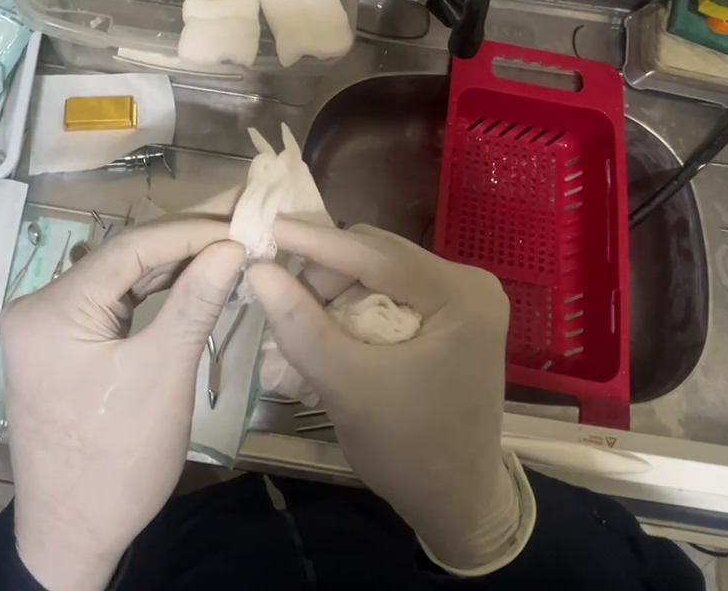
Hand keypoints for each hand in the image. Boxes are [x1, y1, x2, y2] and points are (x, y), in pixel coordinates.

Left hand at [0, 216, 245, 590]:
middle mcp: (39, 306)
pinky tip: (196, 271)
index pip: (130, 250)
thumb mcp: (163, 376)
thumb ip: (196, 302)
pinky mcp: (65, 342)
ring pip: (122, 277)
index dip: (191, 232)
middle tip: (240, 210)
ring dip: (176, 260)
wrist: (74, 539)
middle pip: (124, 258)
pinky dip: (157, 289)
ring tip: (228, 234)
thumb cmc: (118, 462)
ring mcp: (50, 325)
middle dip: (186, 238)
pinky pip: (116, 302)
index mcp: (50, 311)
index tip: (242, 221)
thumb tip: (234, 245)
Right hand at [247, 220, 530, 572]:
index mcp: (461, 296)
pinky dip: (355, 298)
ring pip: (381, 267)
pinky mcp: (451, 313)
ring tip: (301, 311)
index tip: (270, 225)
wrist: (457, 502)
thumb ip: (301, 326)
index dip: (319, 241)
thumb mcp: (346, 386)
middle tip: (281, 291)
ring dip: (337, 284)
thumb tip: (258, 270)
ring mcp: (463, 297)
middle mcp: (469, 284)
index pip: (378, 254)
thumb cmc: (408, 449)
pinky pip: (391, 286)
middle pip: (379, 253)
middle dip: (326, 269)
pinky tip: (329, 320)